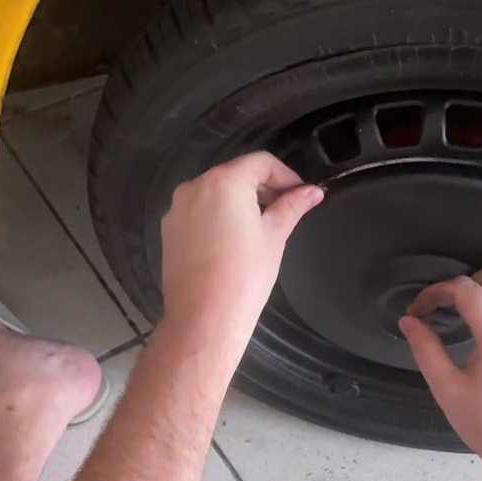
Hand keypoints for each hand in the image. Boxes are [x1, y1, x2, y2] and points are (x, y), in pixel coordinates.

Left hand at [159, 152, 323, 343]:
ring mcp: (177, 208)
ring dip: (240, 200)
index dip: (285, 174)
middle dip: (263, 187)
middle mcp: (195, 187)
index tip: (300, 193)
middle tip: (285, 209)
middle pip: (236, 174)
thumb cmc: (244, 276)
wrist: (204, 317)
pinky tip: (232, 240)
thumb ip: (292, 206)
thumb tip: (312, 192)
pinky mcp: (169, 229)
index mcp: (224, 182)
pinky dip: (218, 215)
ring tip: (260, 226)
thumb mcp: (275, 236)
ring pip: (215, 192)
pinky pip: (199, 211)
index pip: (260, 162)